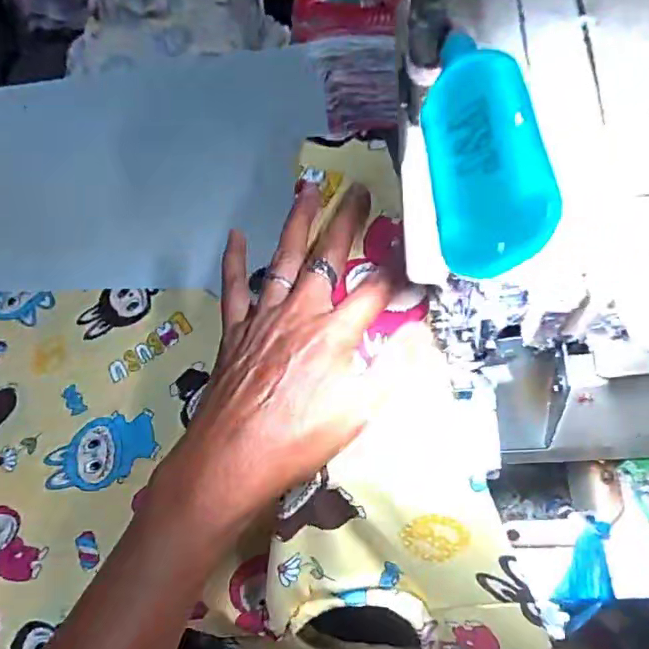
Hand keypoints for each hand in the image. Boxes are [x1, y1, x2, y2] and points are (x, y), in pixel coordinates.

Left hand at [161, 179, 405, 529]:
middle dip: (347, 221)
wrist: (233, 457)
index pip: (375, 289)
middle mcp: (300, 314)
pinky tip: (236, 237)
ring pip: (284, 260)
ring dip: (297, 223)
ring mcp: (264, 319)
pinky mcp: (236, 332)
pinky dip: (235, 261)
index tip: (411, 251)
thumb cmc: (299, 440)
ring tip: (308, 191)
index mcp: (335, 334)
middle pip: (328, 258)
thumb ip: (391, 369)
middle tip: (358, 191)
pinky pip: (235, 288)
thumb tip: (416, 334)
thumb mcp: (360, 413)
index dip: (398, 269)